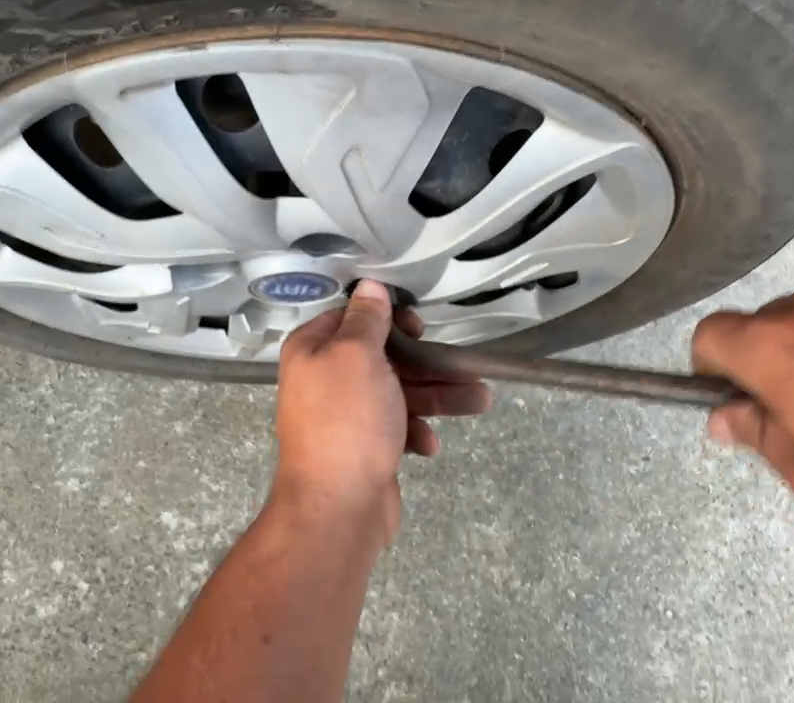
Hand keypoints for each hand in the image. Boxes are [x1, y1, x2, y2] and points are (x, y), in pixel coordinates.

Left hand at [271, 280, 492, 545]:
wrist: (337, 507)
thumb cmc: (347, 419)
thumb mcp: (358, 355)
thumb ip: (367, 319)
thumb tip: (369, 285)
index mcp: (312, 349)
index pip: (350, 317)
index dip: (386, 316)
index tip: (417, 323)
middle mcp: (324, 378)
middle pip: (382, 356)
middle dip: (425, 361)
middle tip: (457, 361)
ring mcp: (344, 415)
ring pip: (397, 392)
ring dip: (436, 396)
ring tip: (480, 399)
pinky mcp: (363, 447)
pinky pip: (395, 427)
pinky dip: (415, 431)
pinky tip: (429, 444)